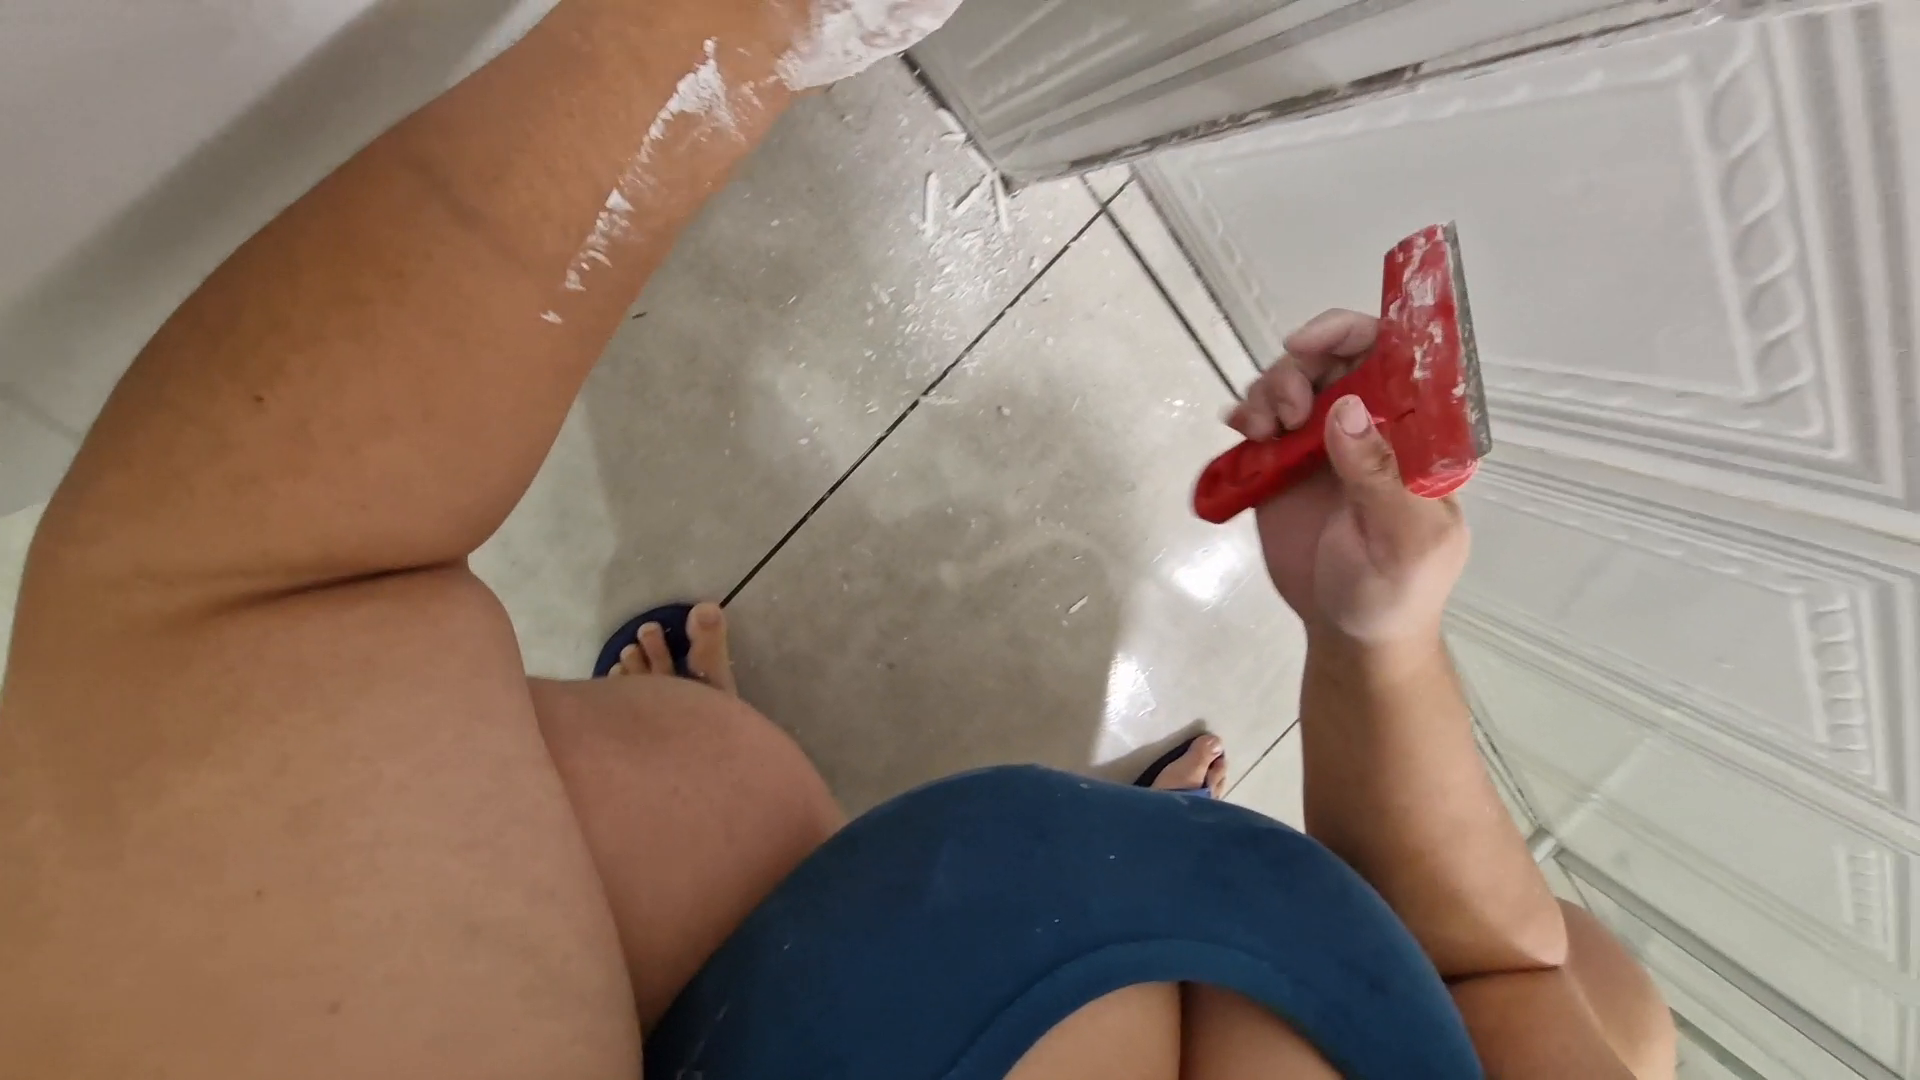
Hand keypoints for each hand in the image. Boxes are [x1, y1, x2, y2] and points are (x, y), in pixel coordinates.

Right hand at [1226, 310, 1469, 648]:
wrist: (1346, 633)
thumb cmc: (1394, 591)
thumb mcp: (1402, 538)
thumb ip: (1378, 475)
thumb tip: (1344, 408)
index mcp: (1413, 437)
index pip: (1396, 359)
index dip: (1354, 335)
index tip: (1308, 345)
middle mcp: (1366, 431)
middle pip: (1331, 363)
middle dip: (1298, 368)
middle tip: (1281, 413)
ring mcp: (1320, 449)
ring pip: (1290, 388)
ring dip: (1266, 393)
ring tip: (1259, 432)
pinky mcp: (1280, 471)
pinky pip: (1259, 426)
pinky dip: (1244, 416)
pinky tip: (1239, 432)